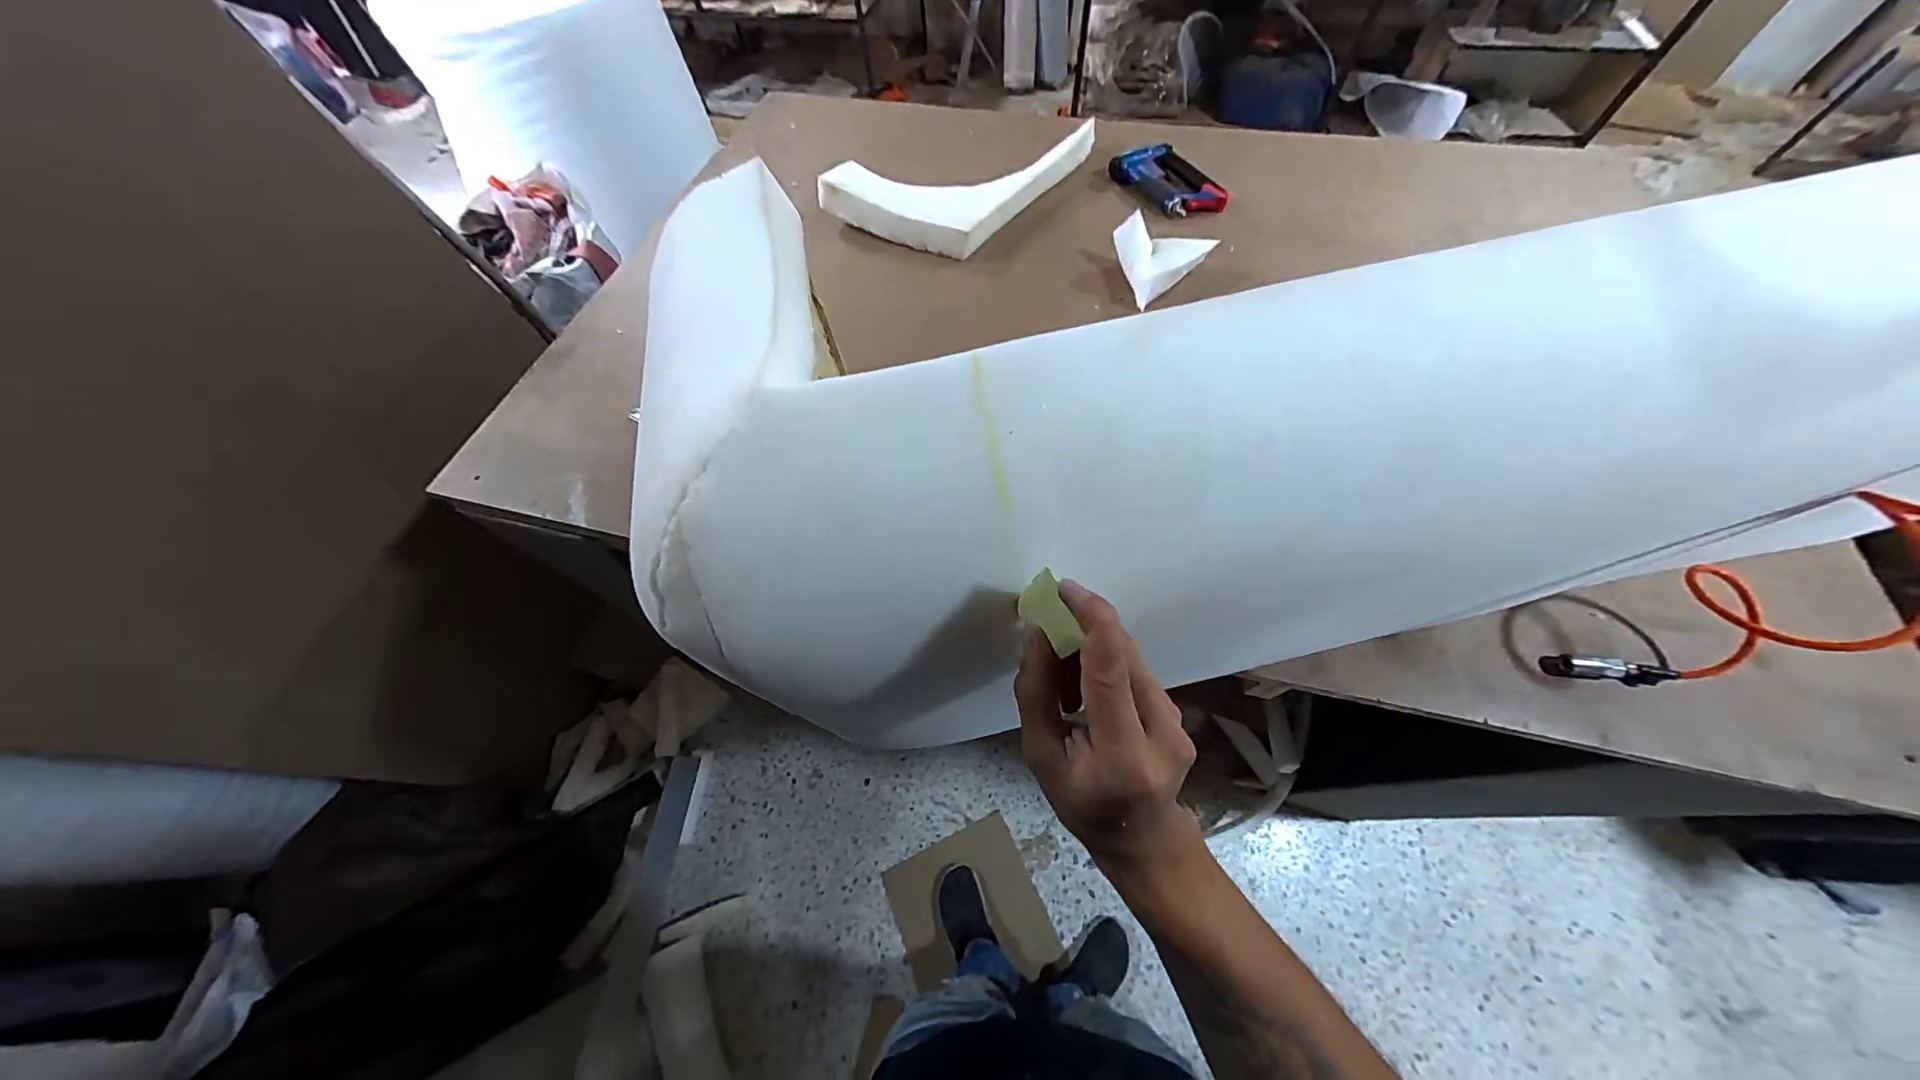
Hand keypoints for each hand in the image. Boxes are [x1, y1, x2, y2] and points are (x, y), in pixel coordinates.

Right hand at [1014, 580, 1199, 868]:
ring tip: (1063, 683)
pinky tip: (1087, 693)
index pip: (1111, 671)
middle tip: (1048, 629)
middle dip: (1083, 628)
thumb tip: (1039, 632)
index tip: (1066, 590)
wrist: (1144, 837)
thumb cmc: (1082, 804)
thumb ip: (1036, 693)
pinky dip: (1106, 665)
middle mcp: (1164, 733)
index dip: (1092, 621)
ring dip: (1091, 650)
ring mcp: (1179, 722)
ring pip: (1131, 658)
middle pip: (1123, 655)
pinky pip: (1137, 671)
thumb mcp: (1041, 757)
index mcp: (1125, 755)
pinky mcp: (1180, 712)